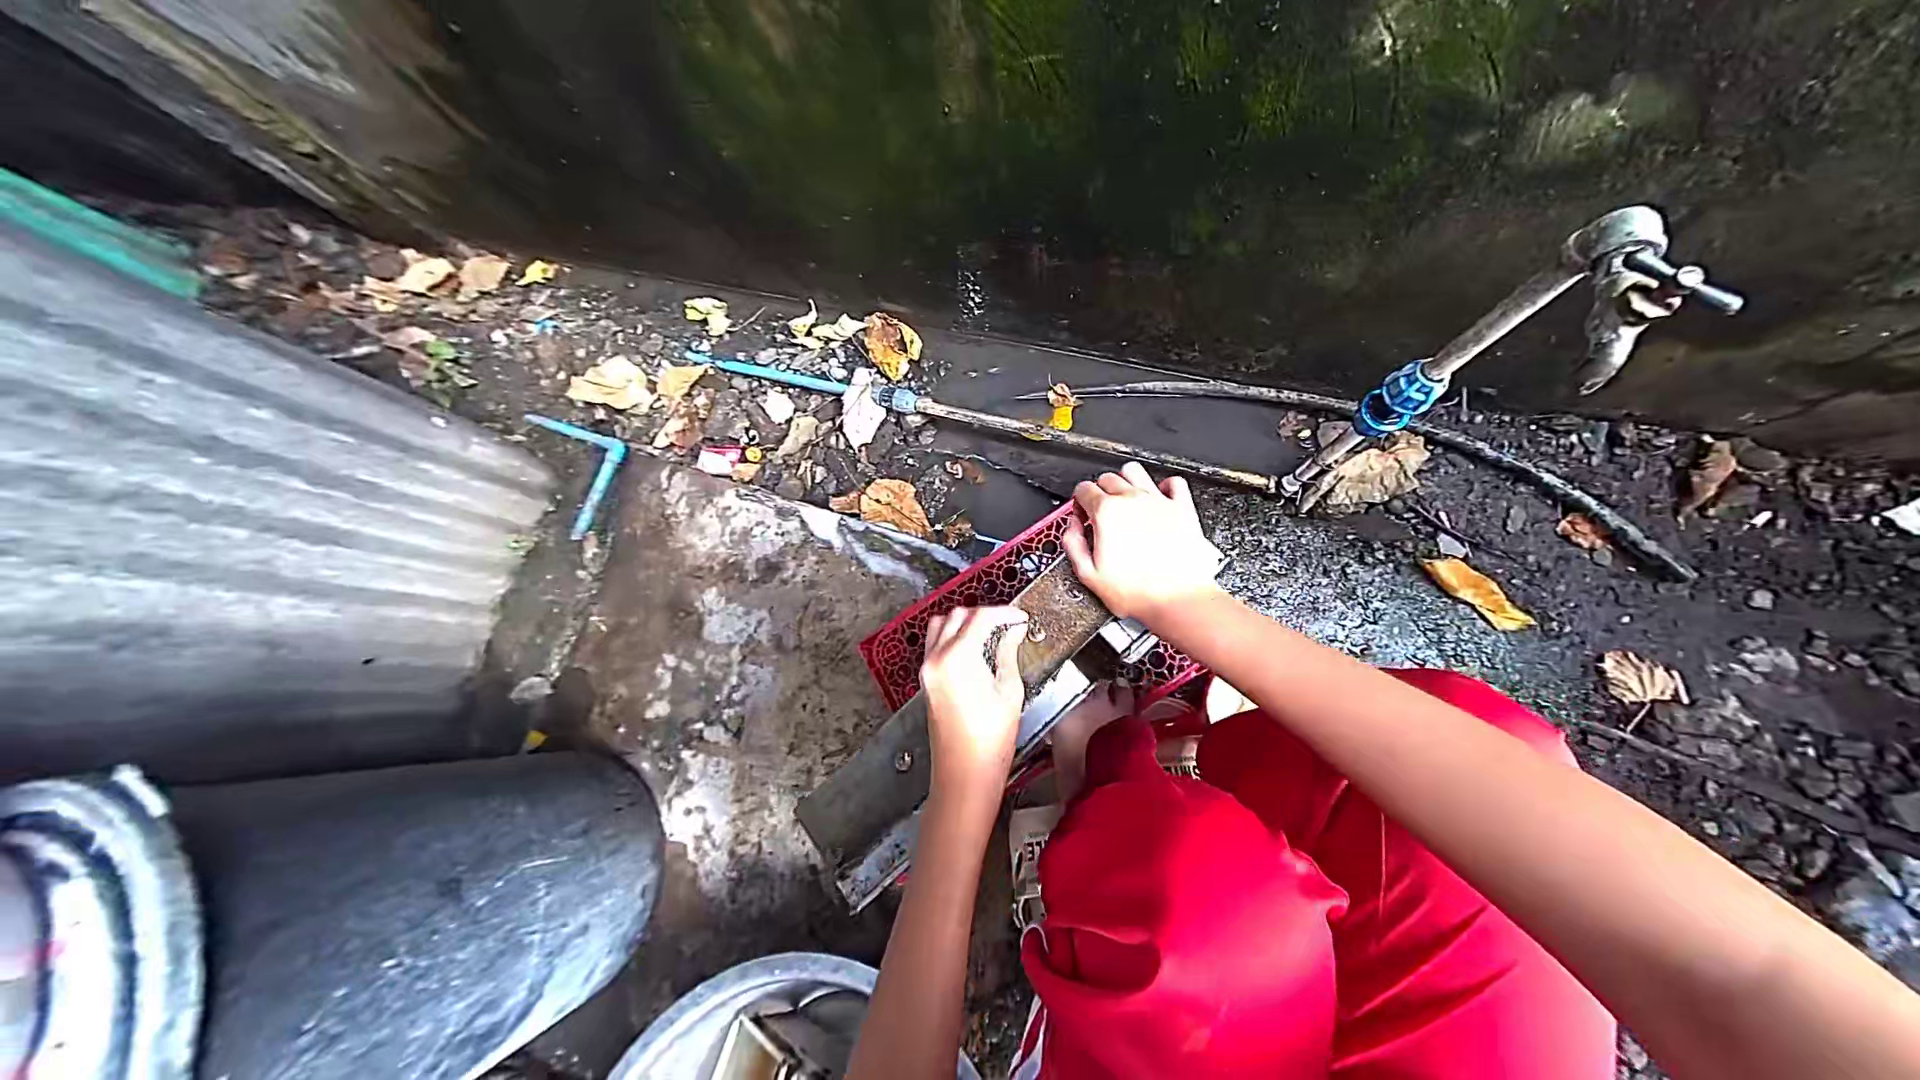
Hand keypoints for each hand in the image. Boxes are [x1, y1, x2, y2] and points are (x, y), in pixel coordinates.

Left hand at [921, 606, 1029, 795]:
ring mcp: (928, 670)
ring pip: (941, 626)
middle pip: (958, 616)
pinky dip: (953, 638)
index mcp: (957, 657)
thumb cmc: (988, 741)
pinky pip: (935, 645)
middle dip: (984, 615)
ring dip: (965, 623)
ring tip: (991, 634)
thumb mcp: (1008, 690)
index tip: (1019, 617)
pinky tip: (975, 650)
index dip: (1004, 613)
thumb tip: (1012, 632)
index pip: (980, 617)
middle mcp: (936, 659)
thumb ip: (1008, 652)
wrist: (964, 773)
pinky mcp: (927, 681)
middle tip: (1008, 624)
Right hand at [1064, 462, 1221, 621]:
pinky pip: (1173, 482)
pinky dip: (1164, 486)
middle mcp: (1132, 500)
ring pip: (1135, 471)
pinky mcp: (1182, 508)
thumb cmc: (1138, 592)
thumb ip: (1073, 543)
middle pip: (1107, 478)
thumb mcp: (1088, 574)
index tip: (1082, 515)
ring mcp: (1158, 501)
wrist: (1177, 600)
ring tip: (1125, 500)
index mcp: (1106, 512)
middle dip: (1099, 492)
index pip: (1083, 489)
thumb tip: (1072, 528)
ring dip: (1125, 481)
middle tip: (1100, 512)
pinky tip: (1158, 499)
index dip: (1079, 502)